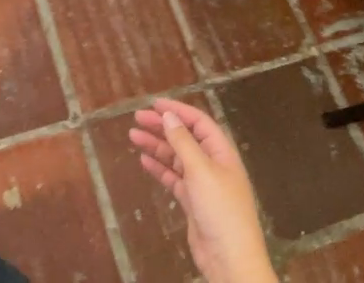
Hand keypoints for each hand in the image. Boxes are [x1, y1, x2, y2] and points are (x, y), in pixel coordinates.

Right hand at [130, 98, 272, 282]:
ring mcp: (203, 184)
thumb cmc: (220, 209)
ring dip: (157, 146)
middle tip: (138, 118)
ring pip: (177, 158)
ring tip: (133, 136)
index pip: (199, 123)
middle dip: (163, 126)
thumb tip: (169, 116)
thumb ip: (183, 142)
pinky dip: (159, 168)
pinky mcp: (193, 202)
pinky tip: (144, 161)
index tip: (154, 104)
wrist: (230, 259)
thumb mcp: (201, 170)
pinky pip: (174, 178)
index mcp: (222, 153)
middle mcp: (213, 165)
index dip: (178, 110)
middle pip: (186, 138)